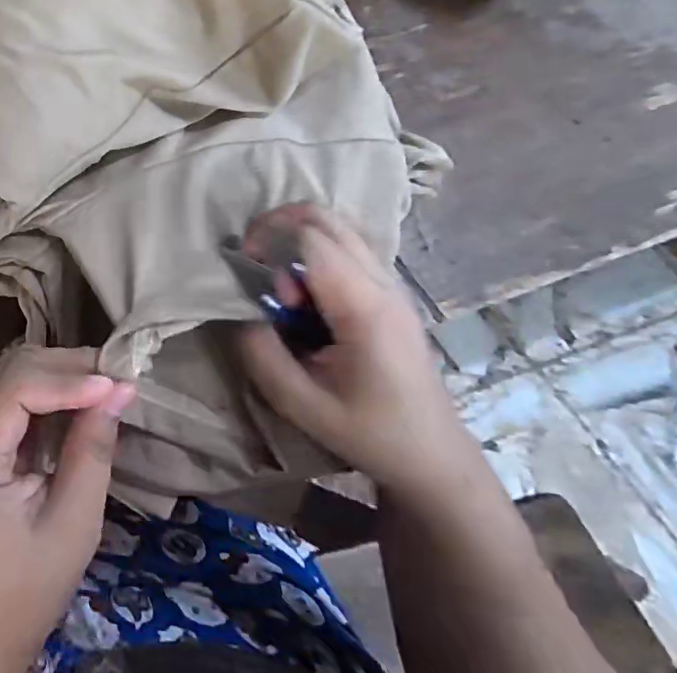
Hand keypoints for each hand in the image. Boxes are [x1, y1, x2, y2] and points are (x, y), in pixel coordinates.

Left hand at [0, 346, 134, 671]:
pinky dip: (50, 386)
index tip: (117, 385)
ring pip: (13, 370)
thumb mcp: (74, 522)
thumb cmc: (31, 579)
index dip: (67, 380)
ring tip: (106, 387)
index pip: (16, 389)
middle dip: (69, 368)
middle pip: (13, 369)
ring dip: (61, 372)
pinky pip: (12, 388)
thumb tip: (119, 389)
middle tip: (120, 380)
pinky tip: (81, 399)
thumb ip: (91, 450)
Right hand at [236, 208, 482, 498]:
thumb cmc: (369, 433)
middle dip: (279, 225)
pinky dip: (315, 254)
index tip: (246, 266)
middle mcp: (384, 285)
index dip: (269, 238)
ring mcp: (393, 286)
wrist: (434, 457)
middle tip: (254, 259)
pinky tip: (305, 296)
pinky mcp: (391, 294)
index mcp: (365, 309)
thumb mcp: (300, 404)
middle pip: (327, 220)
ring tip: (283, 288)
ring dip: (299, 241)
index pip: (312, 239)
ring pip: (338, 230)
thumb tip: (242, 308)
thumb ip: (261, 352)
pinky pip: (348, 250)